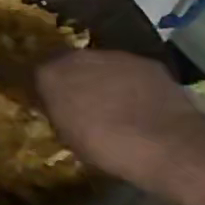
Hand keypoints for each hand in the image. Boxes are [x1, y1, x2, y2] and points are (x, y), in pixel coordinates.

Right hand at [34, 50, 204, 183]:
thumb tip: (53, 104)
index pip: (38, 70)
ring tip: (110, 105)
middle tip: (77, 103)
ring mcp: (116, 56)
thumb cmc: (107, 148)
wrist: (166, 142)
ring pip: (100, 64)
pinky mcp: (146, 62)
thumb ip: (57, 112)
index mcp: (54, 74)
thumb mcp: (69, 137)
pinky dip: (128, 83)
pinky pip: (128, 71)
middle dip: (71, 79)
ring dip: (101, 79)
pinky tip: (137, 104)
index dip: (42, 86)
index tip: (45, 101)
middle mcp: (81, 56)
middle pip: (69, 63)